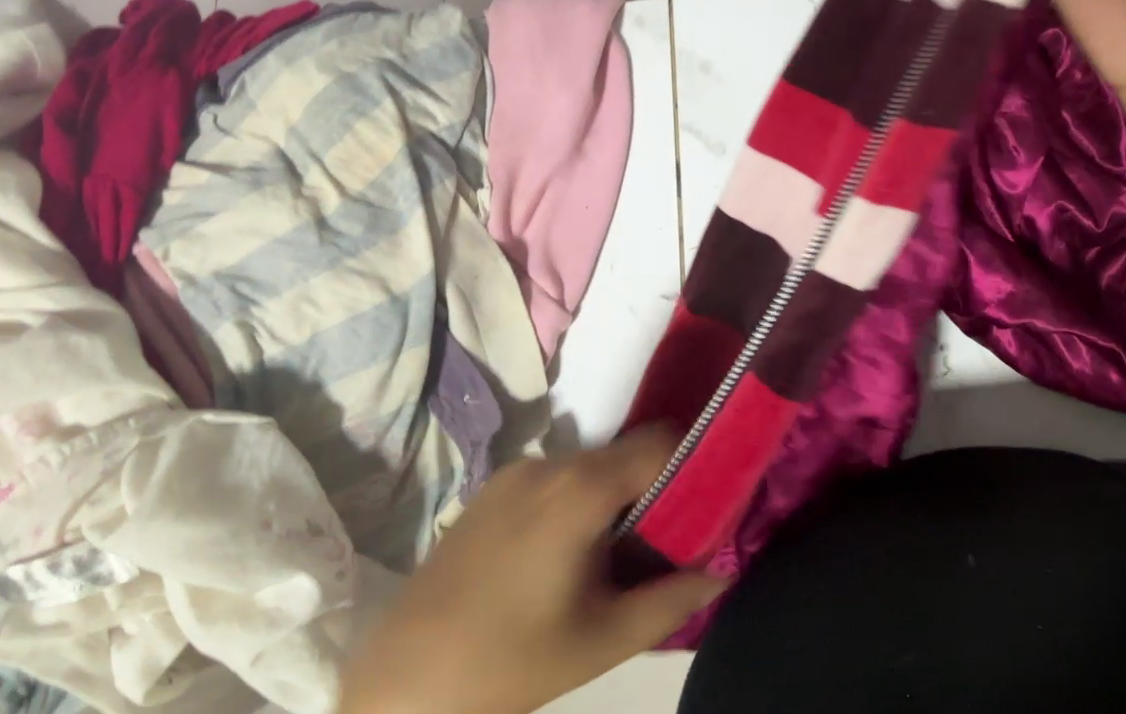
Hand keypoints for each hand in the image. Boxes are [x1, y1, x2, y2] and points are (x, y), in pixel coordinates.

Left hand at [339, 430, 725, 713]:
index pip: (658, 441)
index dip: (693, 460)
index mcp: (579, 488)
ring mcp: (511, 474)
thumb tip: (723, 568)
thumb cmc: (511, 662)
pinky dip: (577, 503)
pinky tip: (568, 557)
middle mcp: (546, 463)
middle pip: (624, 455)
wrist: (402, 684)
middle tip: (669, 540)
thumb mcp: (605, 639)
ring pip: (589, 468)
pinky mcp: (486, 493)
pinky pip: (553, 482)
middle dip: (655, 488)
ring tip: (618, 557)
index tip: (711, 497)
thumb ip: (674, 598)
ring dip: (614, 498)